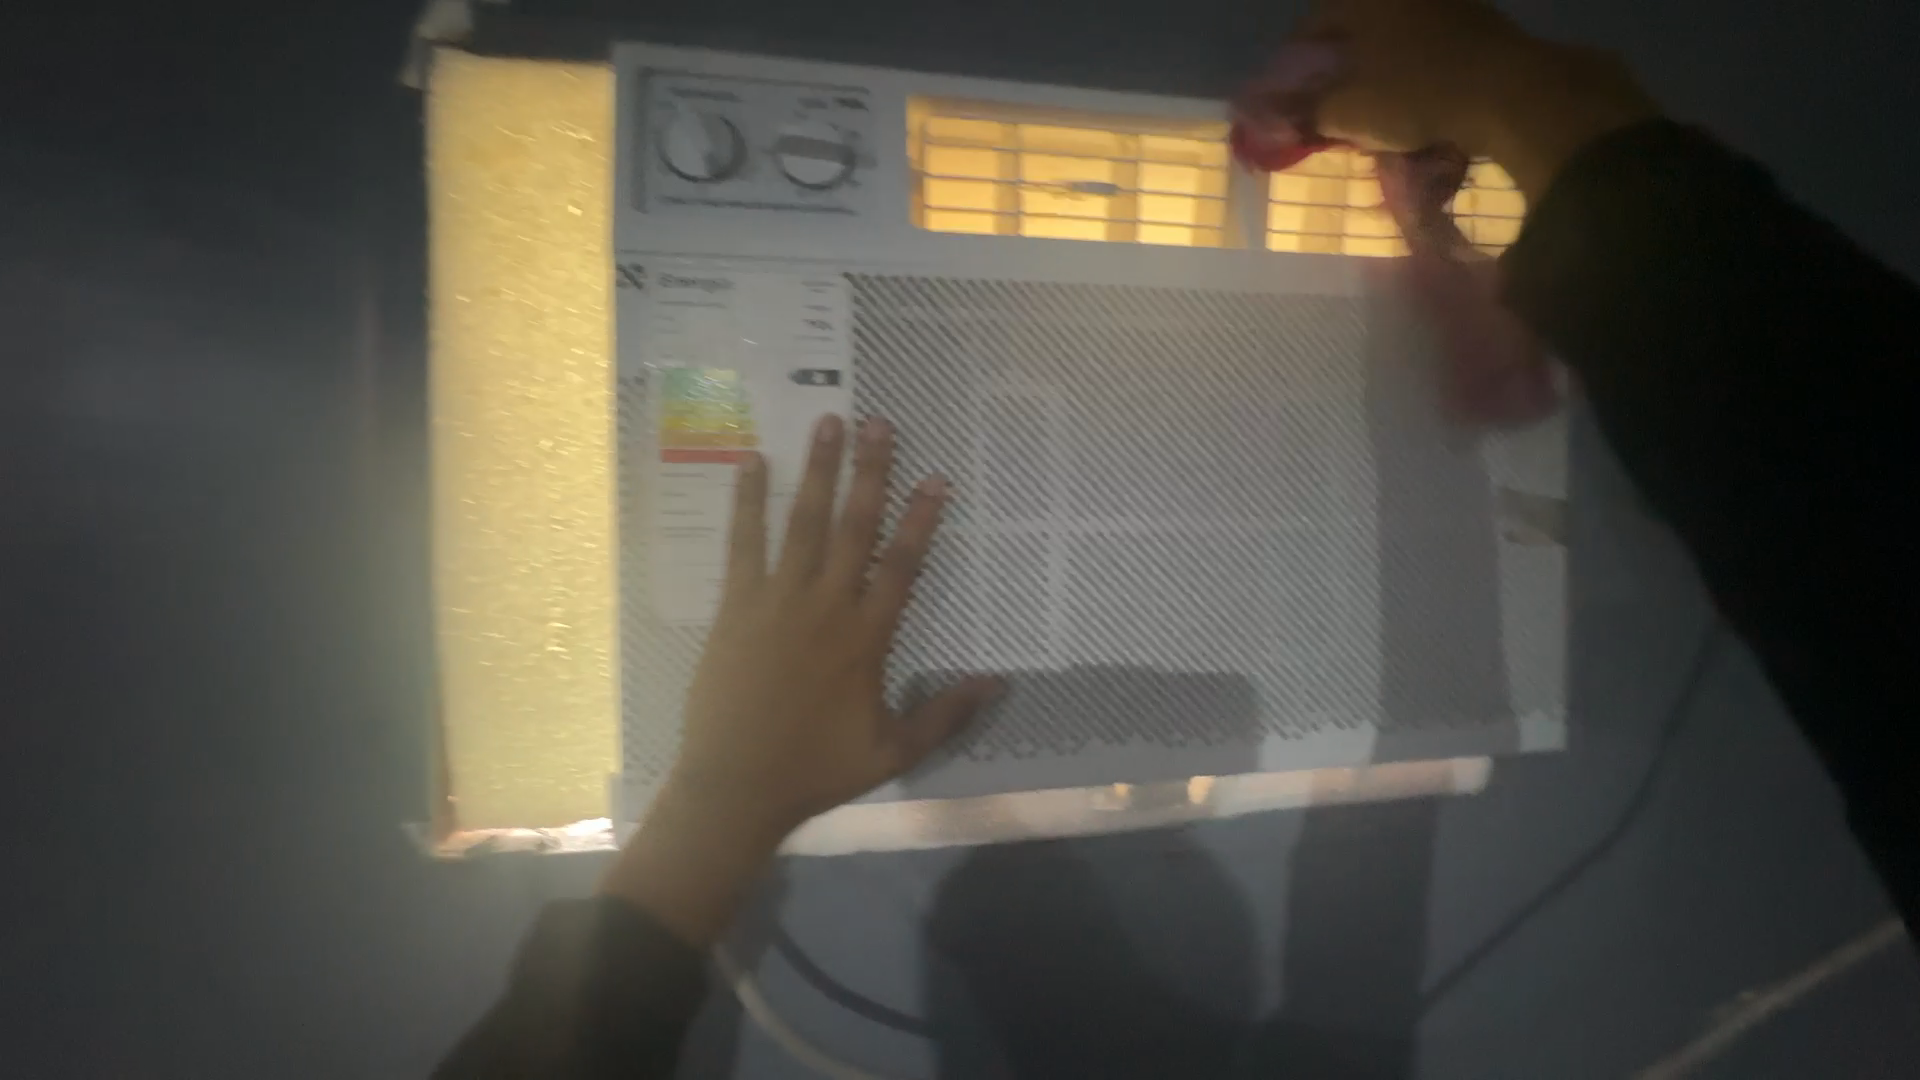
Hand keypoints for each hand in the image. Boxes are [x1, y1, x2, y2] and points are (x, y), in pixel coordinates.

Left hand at [673, 413, 999, 835]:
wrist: (735, 785)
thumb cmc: (816, 768)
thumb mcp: (894, 751)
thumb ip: (946, 715)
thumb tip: (998, 681)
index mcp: (866, 638)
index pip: (902, 566)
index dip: (922, 520)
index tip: (936, 478)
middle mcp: (826, 606)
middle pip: (855, 527)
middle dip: (871, 473)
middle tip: (880, 422)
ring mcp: (778, 601)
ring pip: (803, 524)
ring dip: (818, 471)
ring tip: (829, 423)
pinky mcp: (737, 606)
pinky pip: (743, 544)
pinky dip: (748, 502)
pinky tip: (752, 461)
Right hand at [1301, 0, 1656, 201]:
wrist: (1507, 92)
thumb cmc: (1414, 95)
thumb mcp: (1345, 112)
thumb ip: (1303, 110)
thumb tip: (1270, 115)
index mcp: (1367, 0)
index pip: (1311, 25)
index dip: (1290, 65)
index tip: (1283, 96)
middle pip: (1350, 26)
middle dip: (1329, 64)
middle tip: (1318, 102)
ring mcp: (1442, 2)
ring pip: (1385, 34)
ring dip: (1366, 66)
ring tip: (1356, 104)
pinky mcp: (1471, 21)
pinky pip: (1417, 42)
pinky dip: (1398, 66)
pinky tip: (1396, 95)